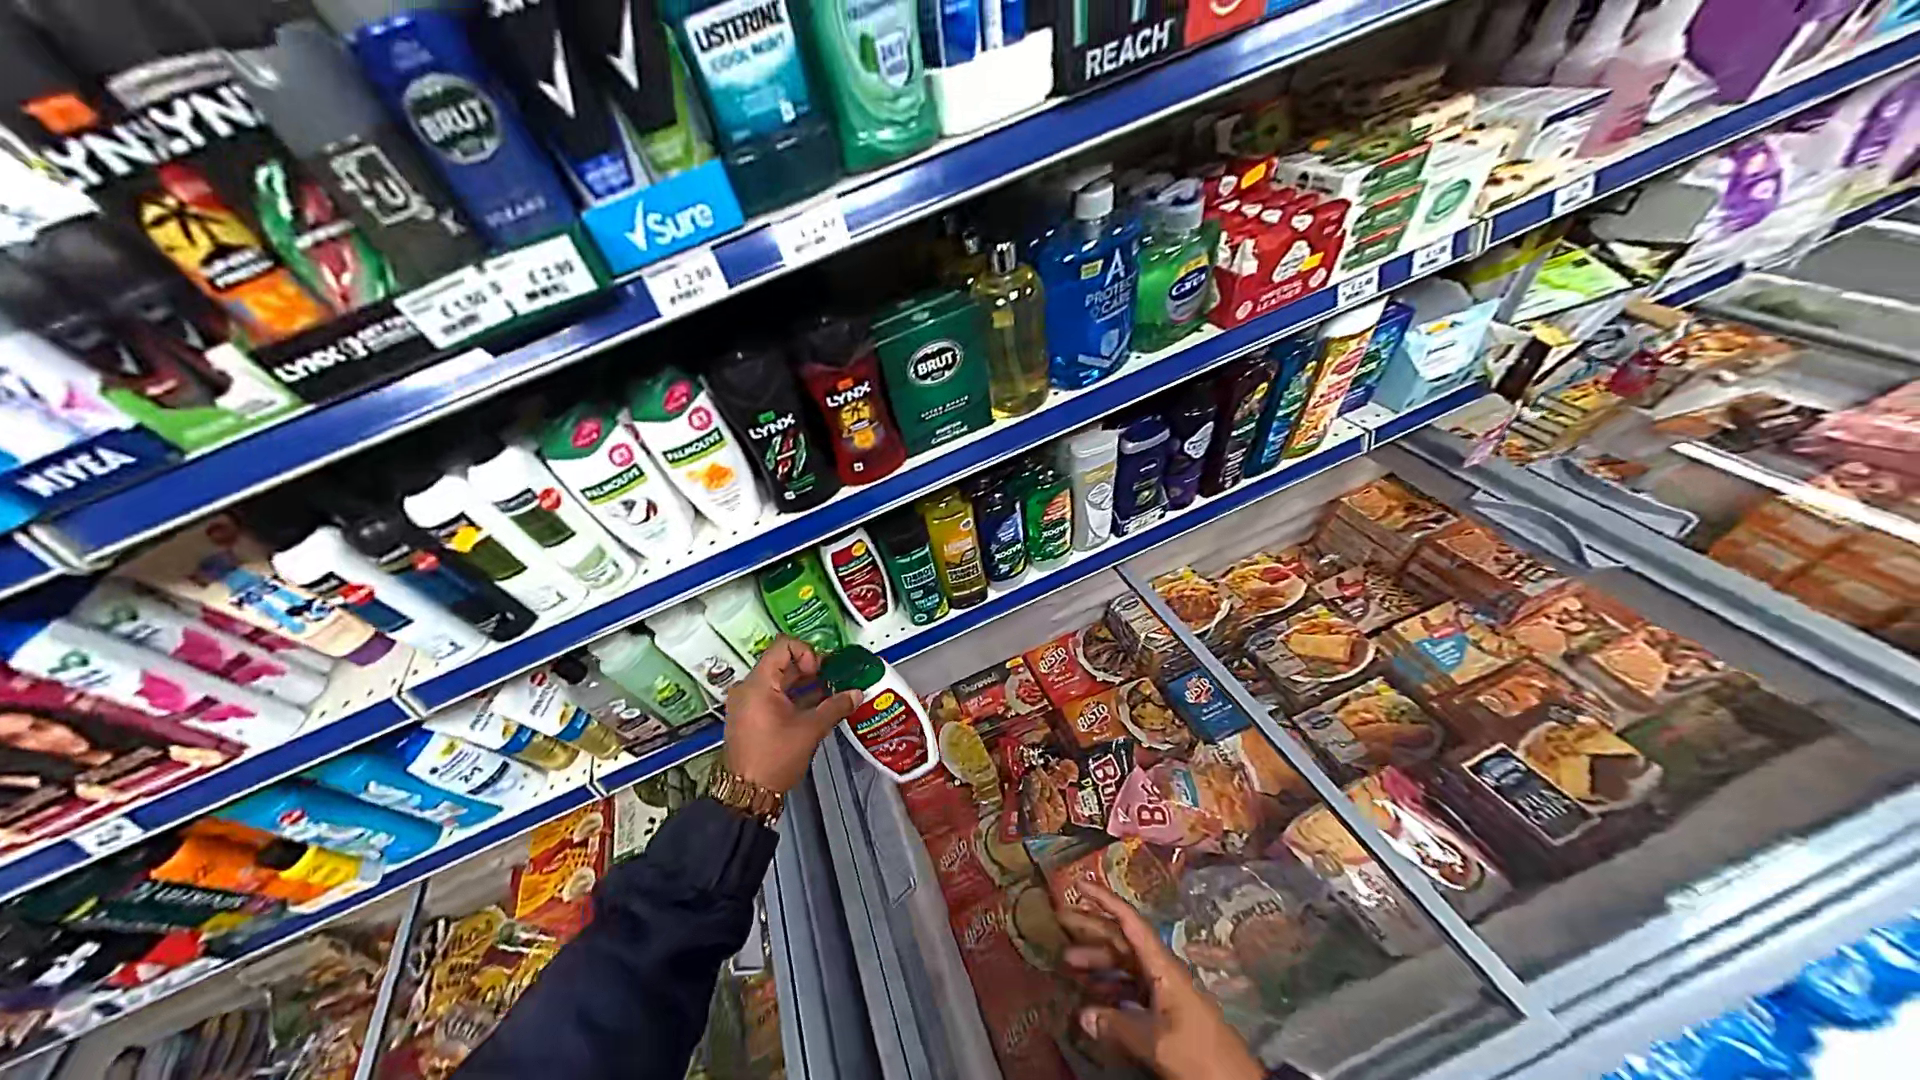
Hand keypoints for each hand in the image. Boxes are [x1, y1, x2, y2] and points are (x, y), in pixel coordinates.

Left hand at [720, 637, 860, 793]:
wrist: (748, 793)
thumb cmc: (773, 759)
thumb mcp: (810, 729)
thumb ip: (835, 706)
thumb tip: (854, 694)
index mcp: (759, 684)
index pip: (783, 646)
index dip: (808, 652)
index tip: (821, 670)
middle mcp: (748, 688)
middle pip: (782, 662)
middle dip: (811, 668)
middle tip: (833, 678)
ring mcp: (748, 702)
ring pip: (779, 679)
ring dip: (804, 683)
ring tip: (828, 692)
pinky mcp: (751, 716)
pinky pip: (774, 694)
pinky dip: (794, 696)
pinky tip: (815, 706)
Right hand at [1059, 881, 1263, 1079]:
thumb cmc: (1199, 1054)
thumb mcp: (1155, 1042)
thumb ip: (1117, 1025)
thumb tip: (1081, 1014)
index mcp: (1163, 965)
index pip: (1129, 921)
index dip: (1104, 900)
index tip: (1079, 884)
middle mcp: (1162, 970)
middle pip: (1122, 941)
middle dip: (1092, 929)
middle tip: (1060, 922)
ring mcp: (1164, 991)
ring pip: (1124, 966)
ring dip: (1097, 961)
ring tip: (1068, 962)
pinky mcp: (1166, 1013)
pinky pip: (1131, 990)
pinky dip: (1110, 988)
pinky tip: (1092, 996)